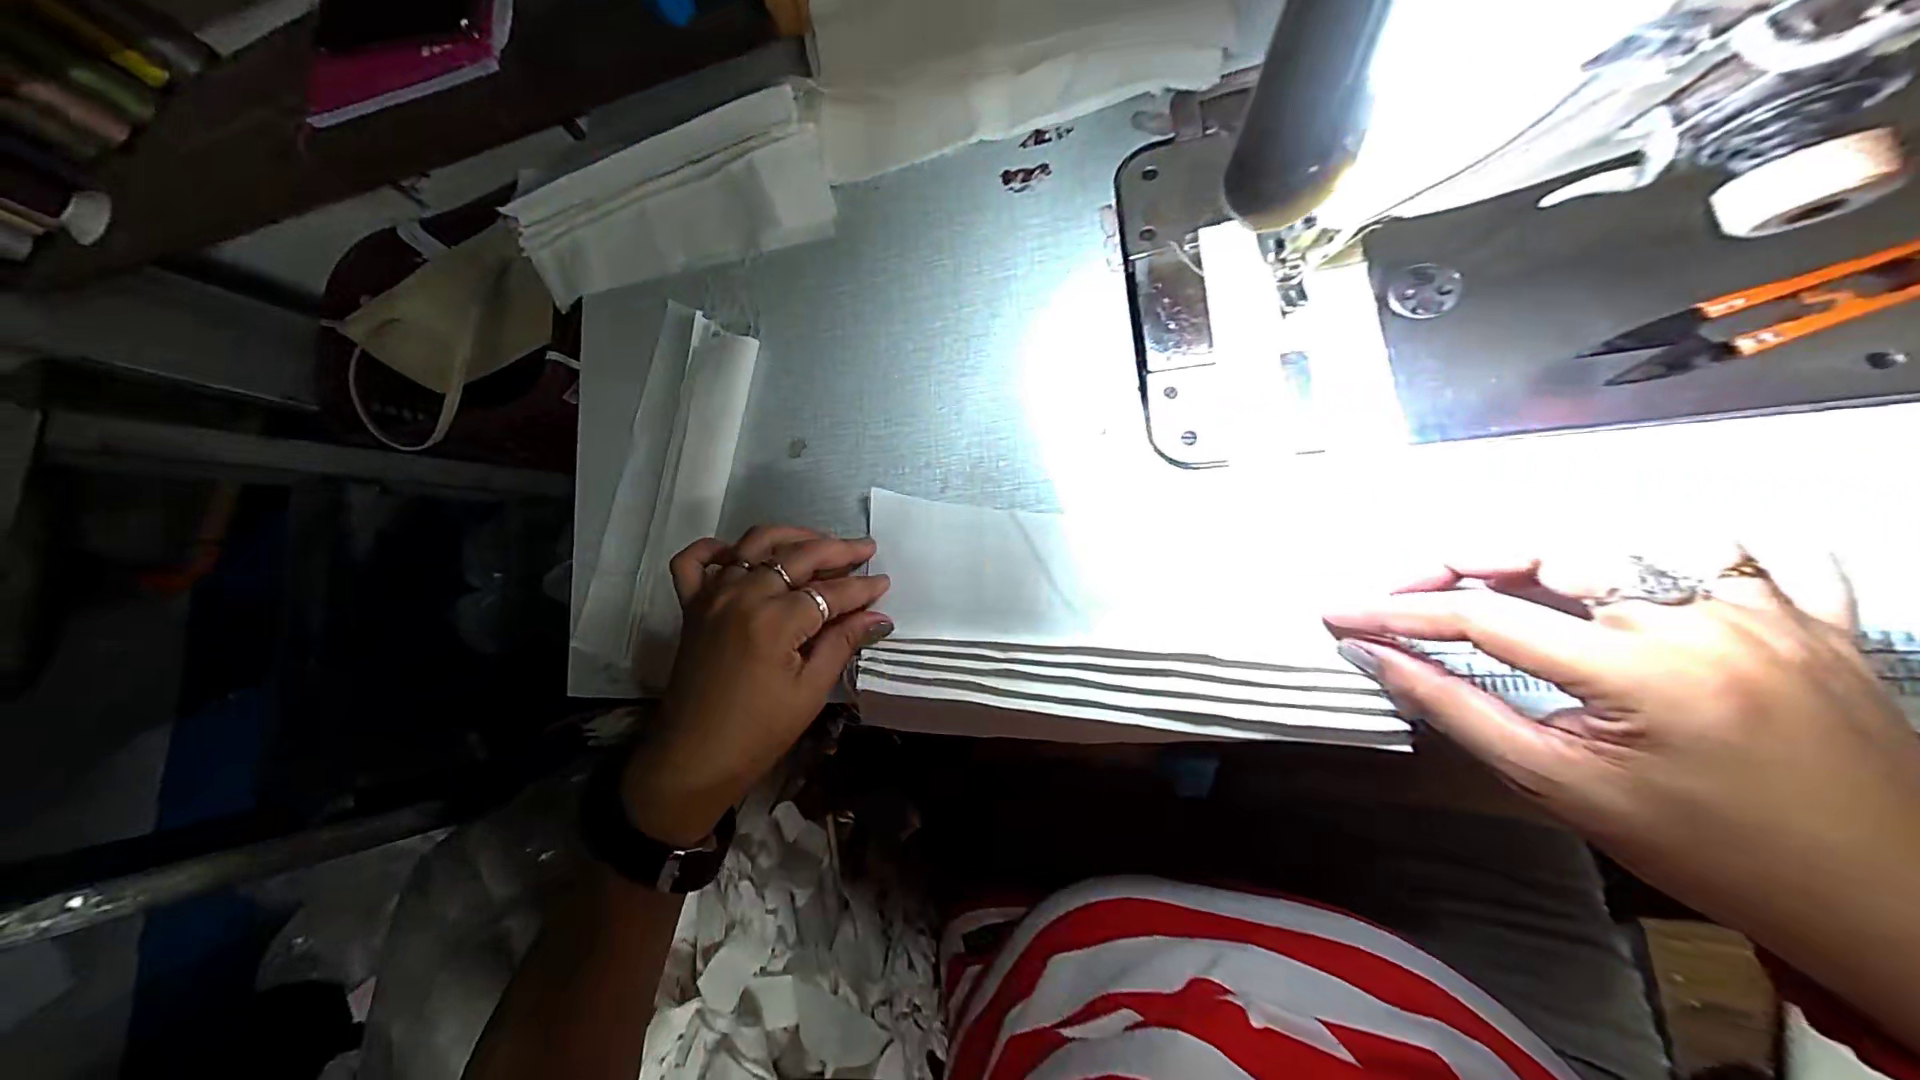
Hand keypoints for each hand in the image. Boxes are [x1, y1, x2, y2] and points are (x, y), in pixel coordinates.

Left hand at [622, 526, 891, 845]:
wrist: (693, 758)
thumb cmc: (759, 732)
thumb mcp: (810, 691)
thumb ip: (842, 643)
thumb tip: (878, 616)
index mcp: (775, 620)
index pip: (831, 592)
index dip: (863, 588)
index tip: (885, 583)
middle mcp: (743, 594)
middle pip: (798, 556)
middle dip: (838, 550)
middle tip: (866, 549)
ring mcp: (712, 595)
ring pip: (754, 544)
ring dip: (790, 537)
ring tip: (819, 542)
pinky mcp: (691, 605)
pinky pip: (694, 561)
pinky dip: (716, 549)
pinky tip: (738, 553)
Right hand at [1322, 547, 1919, 1040]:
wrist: (1884, 905)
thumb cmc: (1707, 854)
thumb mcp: (1561, 788)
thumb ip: (1459, 711)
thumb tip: (1378, 659)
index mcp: (1645, 672)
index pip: (1484, 619)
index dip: (1397, 612)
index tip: (1343, 613)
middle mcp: (1710, 620)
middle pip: (1552, 551)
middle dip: (1461, 564)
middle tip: (1406, 589)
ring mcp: (1773, 610)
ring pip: (1638, 534)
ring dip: (1552, 549)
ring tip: (1499, 577)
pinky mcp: (1817, 616)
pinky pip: (1757, 547)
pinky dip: (1687, 543)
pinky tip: (1640, 560)